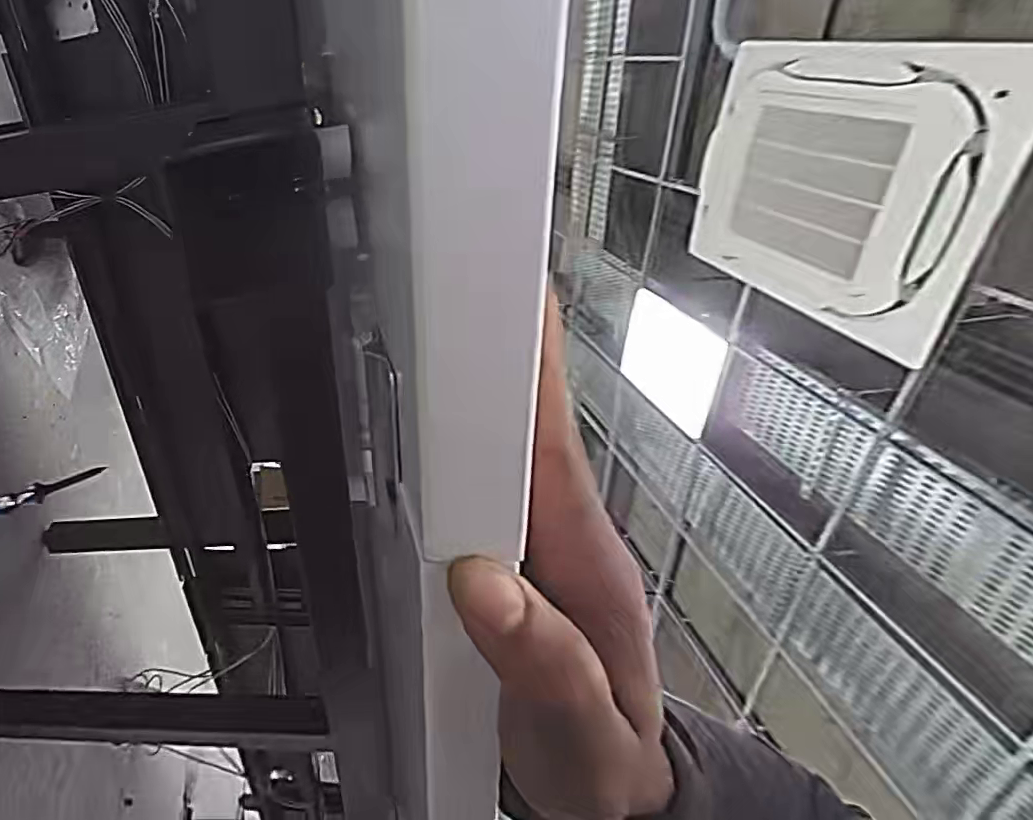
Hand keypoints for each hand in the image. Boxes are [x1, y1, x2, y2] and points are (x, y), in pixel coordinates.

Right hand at [447, 292, 673, 819]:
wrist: (609, 774)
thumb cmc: (596, 751)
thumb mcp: (573, 737)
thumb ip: (536, 662)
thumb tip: (481, 578)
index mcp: (580, 555)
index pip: (548, 432)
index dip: (525, 357)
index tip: (498, 292)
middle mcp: (560, 519)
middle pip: (522, 402)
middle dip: (489, 330)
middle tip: (438, 264)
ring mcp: (536, 518)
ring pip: (502, 419)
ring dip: (470, 355)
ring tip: (423, 299)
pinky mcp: (511, 525)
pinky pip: (484, 449)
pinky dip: (460, 404)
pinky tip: (432, 379)